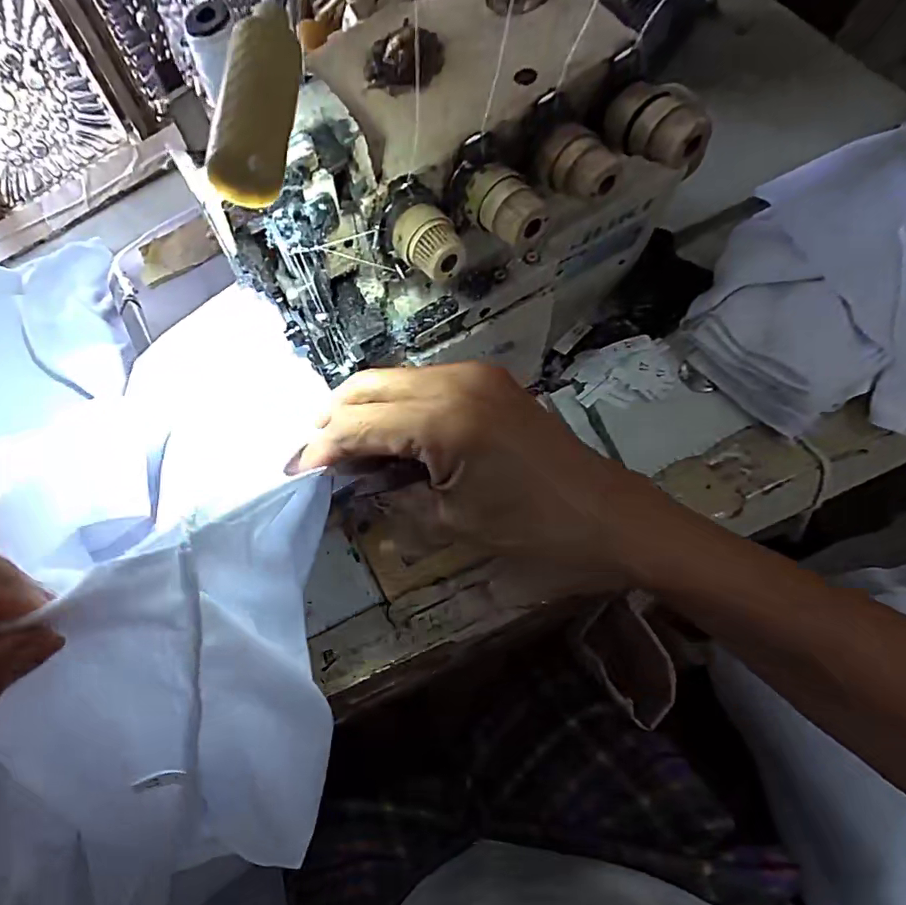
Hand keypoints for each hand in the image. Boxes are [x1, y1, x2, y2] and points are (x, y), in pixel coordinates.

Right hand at [299, 363, 691, 592]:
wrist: (610, 515)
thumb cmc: (532, 530)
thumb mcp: (449, 522)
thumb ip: (390, 494)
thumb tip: (349, 482)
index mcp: (444, 421)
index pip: (357, 424)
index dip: (320, 449)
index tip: (295, 472)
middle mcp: (453, 382)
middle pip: (364, 386)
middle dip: (330, 421)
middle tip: (314, 460)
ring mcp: (472, 374)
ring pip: (388, 378)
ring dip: (359, 410)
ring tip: (345, 452)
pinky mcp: (484, 379)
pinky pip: (417, 383)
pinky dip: (391, 406)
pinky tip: (387, 438)